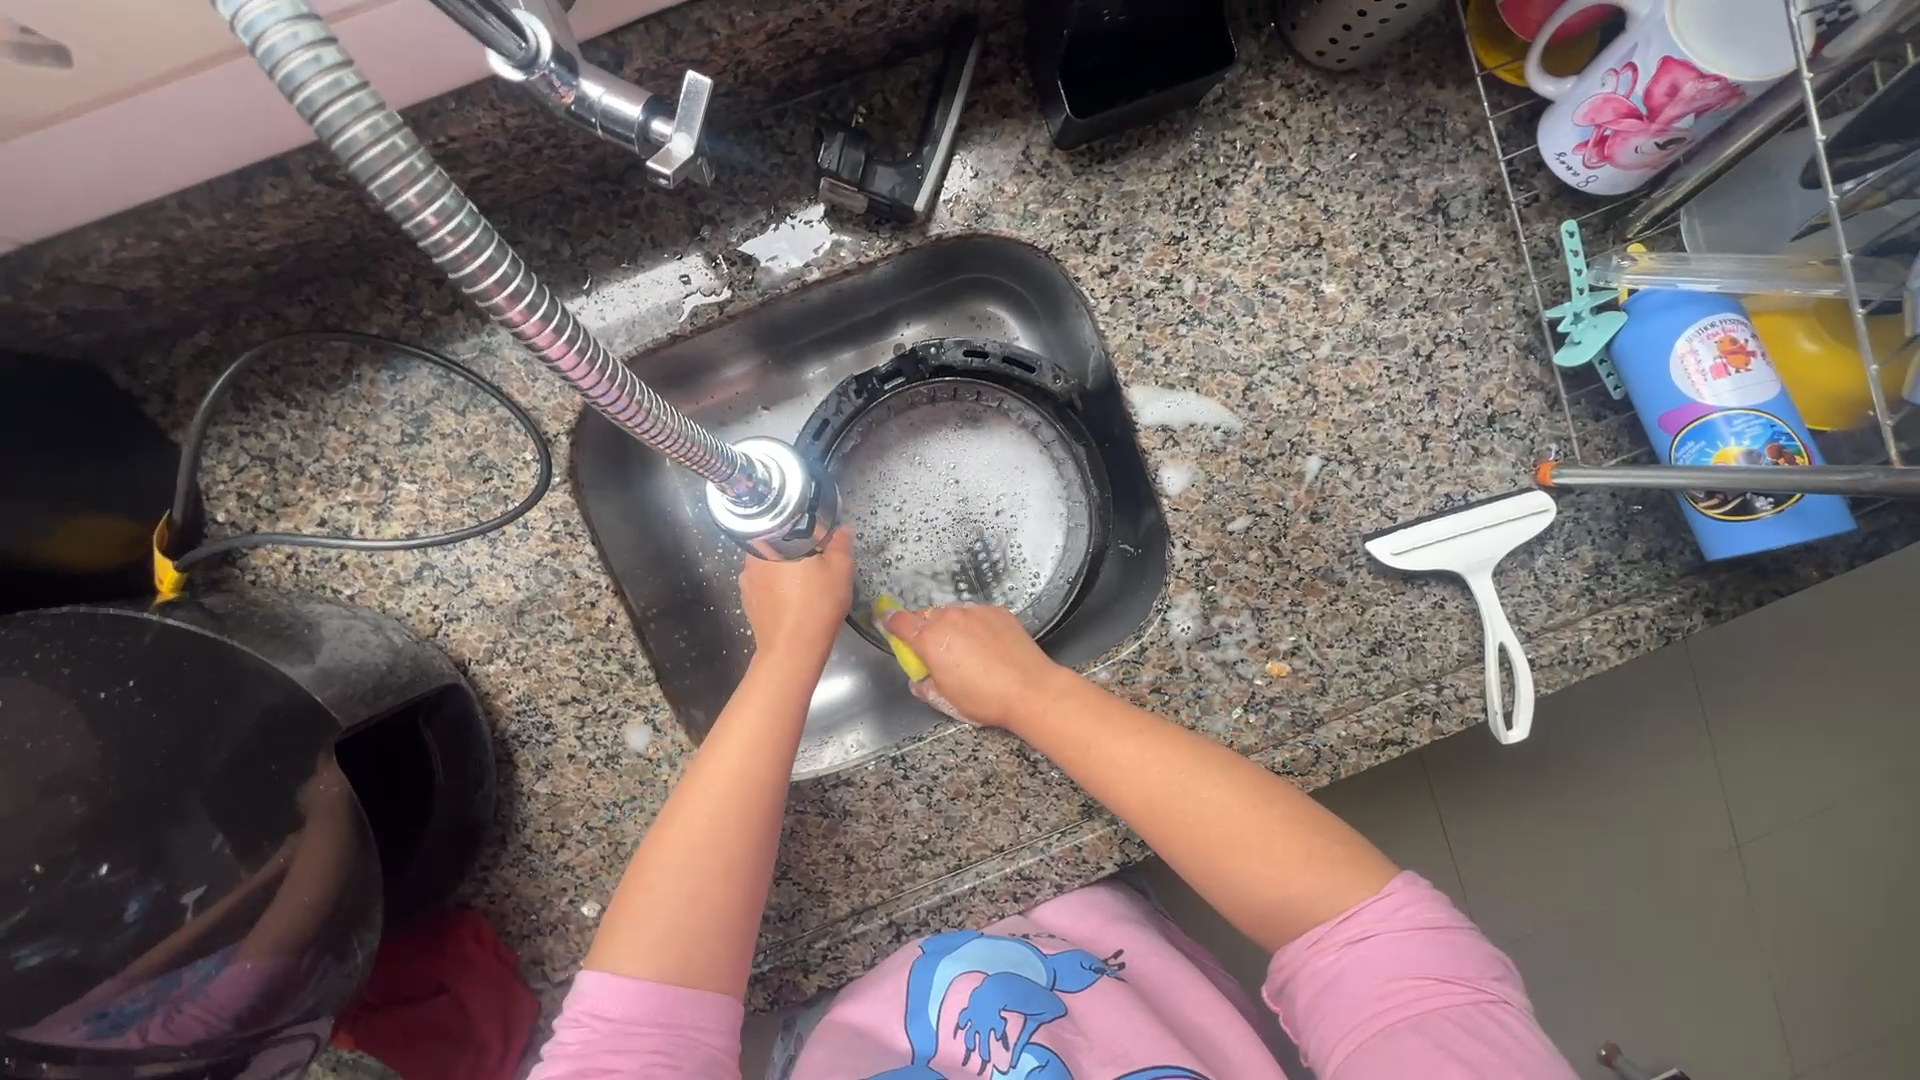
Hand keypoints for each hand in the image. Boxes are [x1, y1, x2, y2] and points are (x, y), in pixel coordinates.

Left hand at [738, 527, 853, 666]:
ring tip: (806, 581)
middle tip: (818, 560)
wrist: (792, 650)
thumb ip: (841, 544)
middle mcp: (752, 558)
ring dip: (784, 568)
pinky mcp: (747, 601)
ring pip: (769, 564)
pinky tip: (793, 598)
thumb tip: (842, 529)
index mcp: (771, 542)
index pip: (788, 523)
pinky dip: (777, 586)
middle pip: (777, 544)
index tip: (821, 538)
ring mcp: (746, 581)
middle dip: (795, 549)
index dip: (807, 527)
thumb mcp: (840, 570)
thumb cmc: (817, 604)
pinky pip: (764, 584)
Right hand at [881, 604, 1069, 730]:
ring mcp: (976, 612)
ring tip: (967, 652)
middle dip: (928, 631)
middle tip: (939, 653)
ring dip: (953, 627)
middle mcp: (950, 617)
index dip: (891, 622)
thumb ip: (923, 685)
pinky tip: (987, 646)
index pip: (899, 622)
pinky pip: (978, 614)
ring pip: (954, 614)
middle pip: (928, 617)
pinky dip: (976, 625)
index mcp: (929, 638)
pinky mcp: (998, 612)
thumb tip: (920, 680)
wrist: (1030, 690)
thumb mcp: (944, 700)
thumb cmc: (986, 698)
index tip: (888, 623)